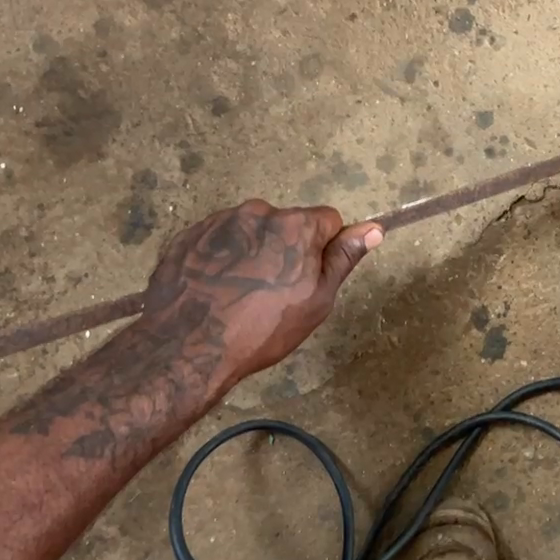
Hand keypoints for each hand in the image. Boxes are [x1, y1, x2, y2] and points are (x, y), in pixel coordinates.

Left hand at [140, 200, 383, 389]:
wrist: (185, 348)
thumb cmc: (262, 328)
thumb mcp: (317, 300)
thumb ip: (344, 257)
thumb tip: (375, 228)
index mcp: (297, 223)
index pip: (327, 221)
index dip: (322, 250)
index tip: (305, 279)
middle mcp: (261, 211)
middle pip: (287, 224)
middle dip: (286, 248)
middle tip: (271, 291)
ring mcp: (221, 220)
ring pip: (252, 230)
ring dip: (253, 251)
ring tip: (239, 292)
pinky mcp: (189, 235)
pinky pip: (219, 239)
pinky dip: (221, 257)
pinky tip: (214, 288)